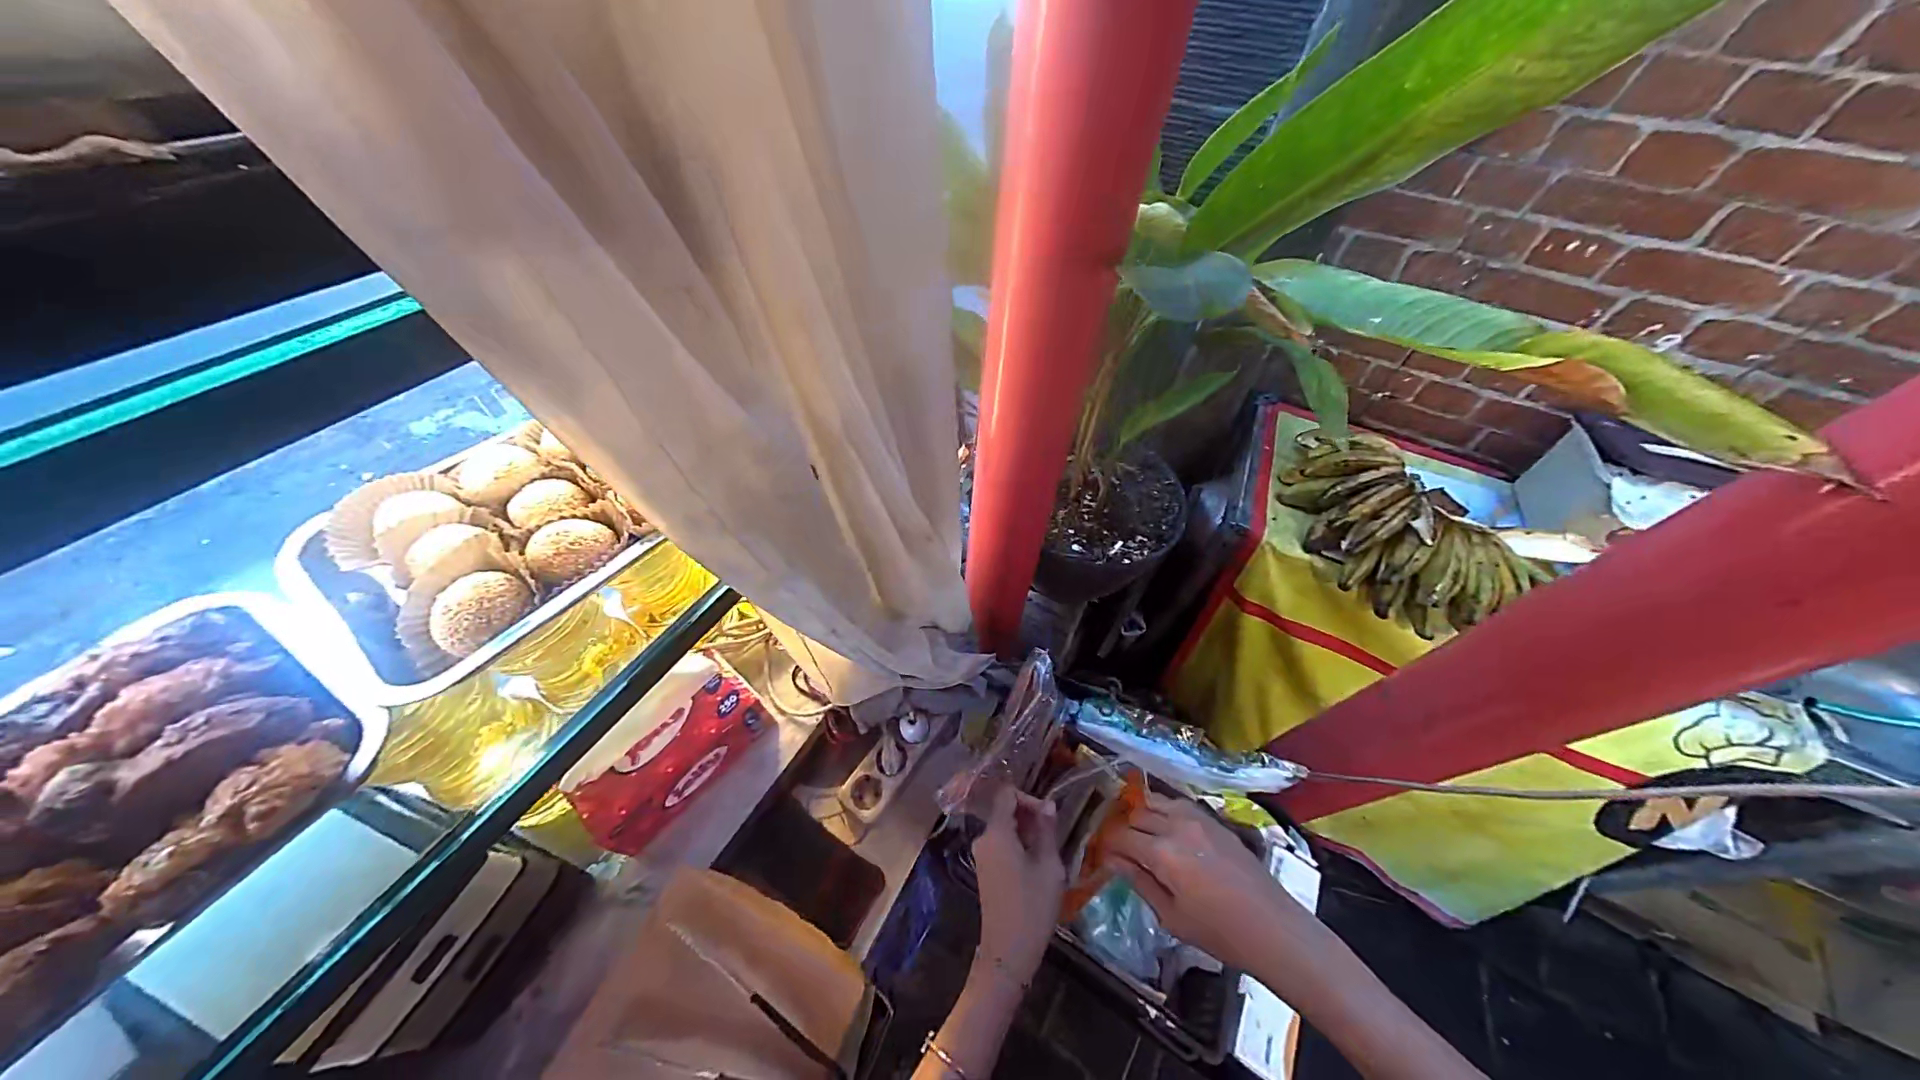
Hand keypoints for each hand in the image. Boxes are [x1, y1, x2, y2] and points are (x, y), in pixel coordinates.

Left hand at [971, 783, 1065, 979]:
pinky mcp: (984, 871)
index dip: (1029, 798)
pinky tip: (1036, 865)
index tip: (1049, 816)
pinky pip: (1000, 845)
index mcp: (996, 833)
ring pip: (1004, 829)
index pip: (1007, 795)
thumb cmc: (1032, 906)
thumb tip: (1048, 804)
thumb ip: (1046, 831)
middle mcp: (983, 839)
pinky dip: (1018, 846)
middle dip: (1029, 816)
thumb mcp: (1048, 866)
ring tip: (1049, 851)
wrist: (1008, 950)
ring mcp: (981, 856)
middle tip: (1054, 835)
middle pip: (1004, 811)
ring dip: (1026, 832)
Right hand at [1104, 792, 1334, 976]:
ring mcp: (1198, 818)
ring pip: (1157, 801)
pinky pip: (1179, 804)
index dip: (1106, 843)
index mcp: (1163, 853)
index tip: (1100, 854)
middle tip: (1117, 846)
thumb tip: (1112, 860)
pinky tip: (1164, 829)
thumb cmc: (1220, 933)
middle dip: (1122, 826)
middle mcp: (1177, 826)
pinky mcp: (1215, 820)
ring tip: (1138, 833)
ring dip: (1142, 813)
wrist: (1274, 928)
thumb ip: (1139, 882)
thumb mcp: (1171, 917)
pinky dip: (1164, 811)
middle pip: (1136, 813)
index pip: (1121, 836)